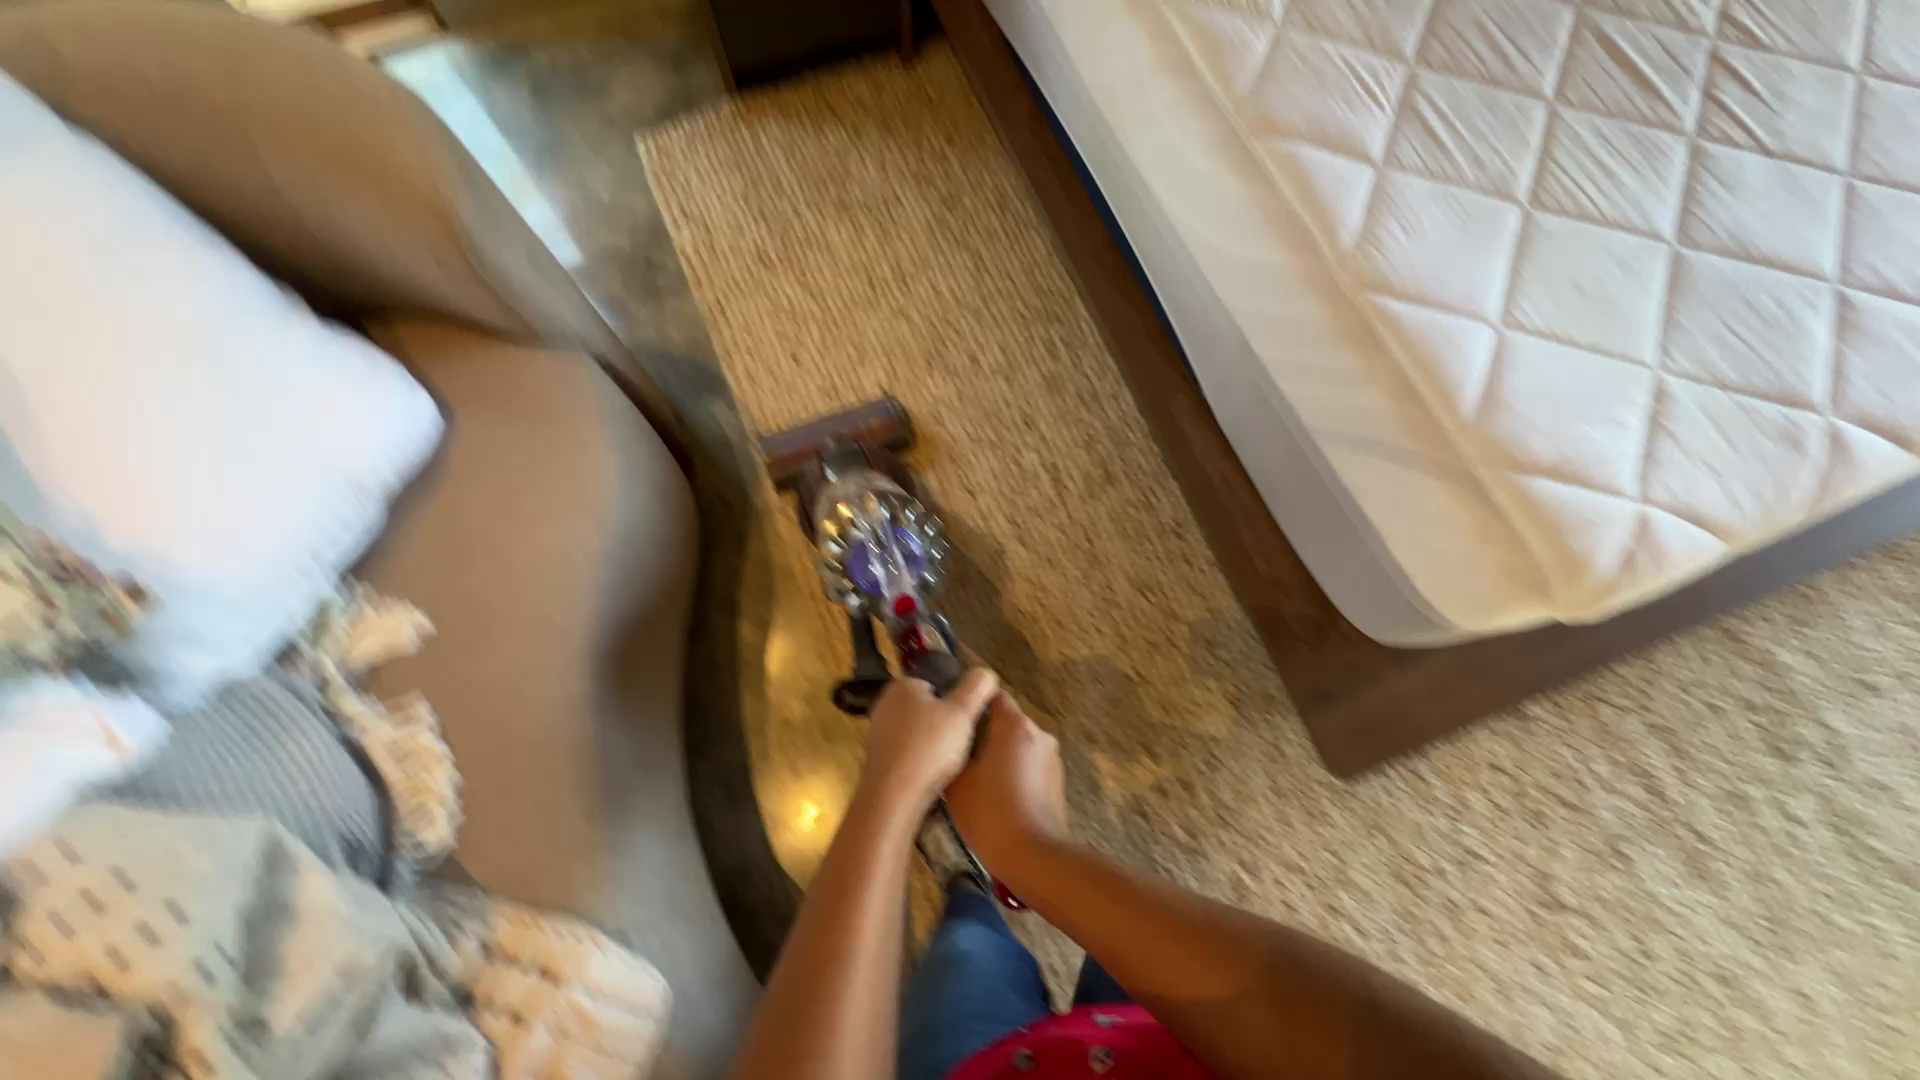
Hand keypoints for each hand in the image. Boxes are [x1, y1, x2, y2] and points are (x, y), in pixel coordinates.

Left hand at [859, 669, 998, 811]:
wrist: (893, 795)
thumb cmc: (930, 747)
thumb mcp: (962, 712)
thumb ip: (977, 687)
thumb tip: (986, 672)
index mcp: (903, 686)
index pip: (937, 685)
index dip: (955, 703)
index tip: (966, 722)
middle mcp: (885, 704)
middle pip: (927, 709)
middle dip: (944, 725)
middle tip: (961, 743)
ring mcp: (878, 732)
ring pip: (917, 733)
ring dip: (932, 745)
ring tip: (949, 763)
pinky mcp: (877, 758)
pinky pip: (906, 753)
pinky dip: (919, 761)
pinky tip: (931, 775)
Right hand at [945, 691, 1067, 870]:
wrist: (1032, 856)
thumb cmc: (989, 812)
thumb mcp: (957, 781)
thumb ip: (954, 751)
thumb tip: (951, 743)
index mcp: (1014, 725)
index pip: (993, 695)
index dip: (972, 703)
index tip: (953, 718)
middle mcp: (1038, 734)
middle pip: (1006, 722)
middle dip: (983, 733)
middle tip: (957, 753)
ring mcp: (1052, 758)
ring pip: (1018, 746)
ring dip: (999, 755)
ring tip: (975, 778)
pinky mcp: (1056, 782)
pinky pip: (1029, 766)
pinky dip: (1013, 773)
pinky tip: (996, 796)